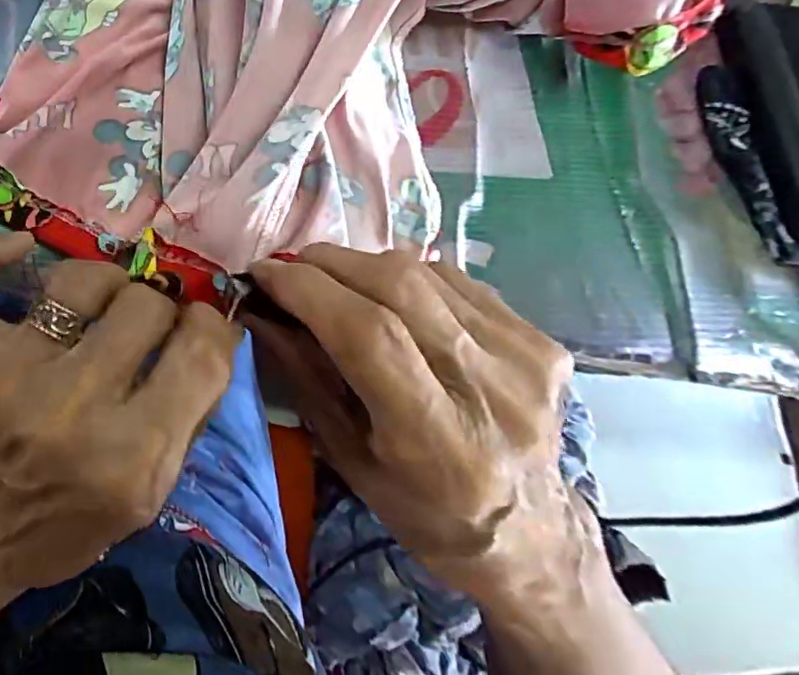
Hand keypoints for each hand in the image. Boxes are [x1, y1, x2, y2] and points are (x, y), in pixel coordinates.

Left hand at [0, 233, 242, 640]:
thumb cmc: (70, 521)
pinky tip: (23, 247)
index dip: (212, 327)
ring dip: (104, 281)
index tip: (201, 322)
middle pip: (142, 306)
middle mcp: (72, 407)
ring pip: (77, 281)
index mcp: (130, 456)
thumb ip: (185, 416)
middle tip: (148, 321)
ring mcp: (13, 373)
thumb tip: (208, 334)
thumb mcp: (149, 496)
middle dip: (158, 307)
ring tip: (105, 296)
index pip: (199, 357)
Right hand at [245, 245, 598, 611]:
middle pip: (395, 286)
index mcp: (440, 442)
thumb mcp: (345, 453)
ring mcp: (525, 362)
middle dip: (324, 264)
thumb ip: (303, 374)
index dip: (306, 289)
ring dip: (357, 264)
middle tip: (287, 268)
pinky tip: (385, 297)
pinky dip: (401, 276)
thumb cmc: (420, 506)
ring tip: (330, 281)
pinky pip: (450, 279)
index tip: (260, 273)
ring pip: (420, 272)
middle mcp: (492, 393)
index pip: (368, 333)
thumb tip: (257, 308)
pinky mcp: (541, 342)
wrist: (532, 534)